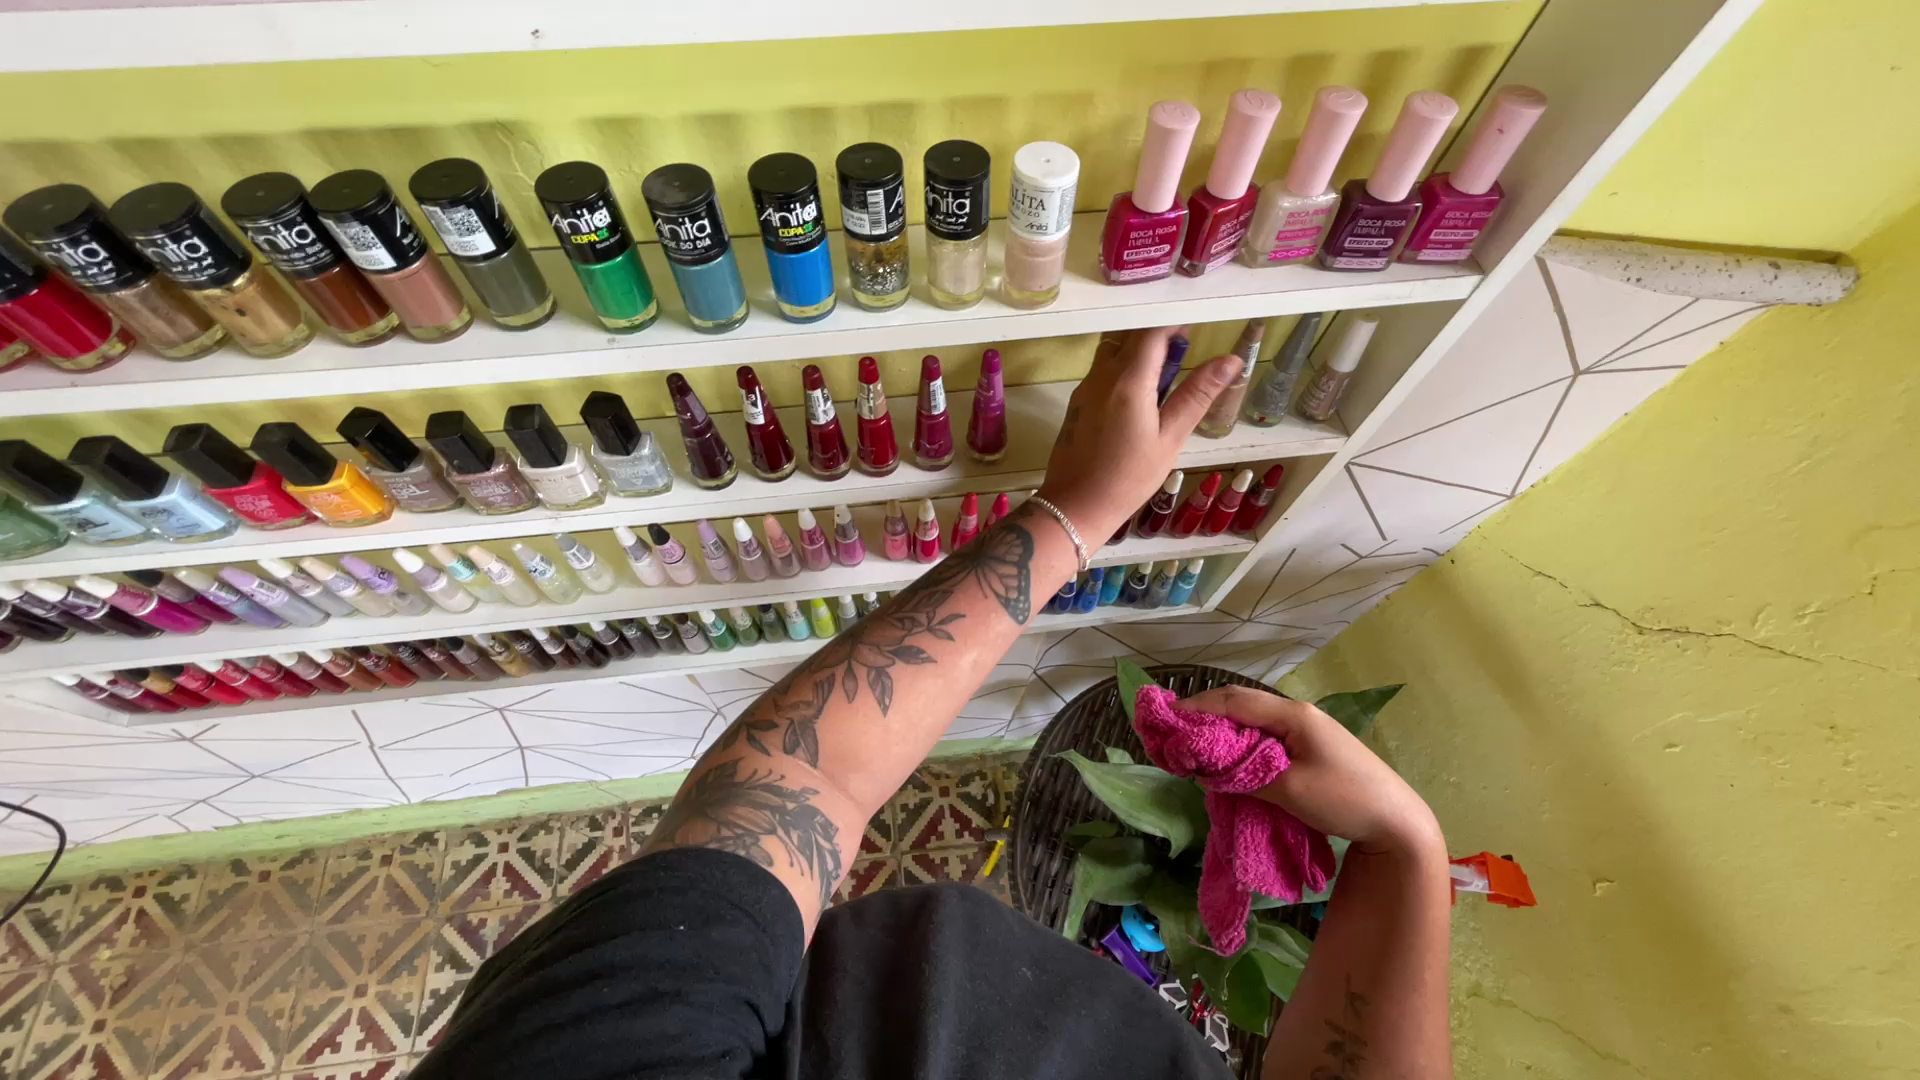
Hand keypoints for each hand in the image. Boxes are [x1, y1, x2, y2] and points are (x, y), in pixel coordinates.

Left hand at [1033, 326, 1240, 541]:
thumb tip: (1229, 360)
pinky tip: (1137, 399)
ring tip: (1161, 378)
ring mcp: (1085, 389)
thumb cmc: (1128, 478)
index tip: (1193, 331)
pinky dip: (1121, 370)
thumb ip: (1197, 395)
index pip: (1152, 333)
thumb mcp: (1170, 439)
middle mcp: (1102, 376)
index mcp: (1128, 381)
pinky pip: (1100, 372)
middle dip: (1156, 337)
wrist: (1076, 505)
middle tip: (1181, 356)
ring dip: (1137, 352)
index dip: (1174, 325)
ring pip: (1111, 351)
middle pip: (1129, 336)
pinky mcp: (1077, 403)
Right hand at [1174, 686, 1444, 859]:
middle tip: (1171, 729)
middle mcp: (1295, 713)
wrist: (1399, 823)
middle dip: (1202, 712)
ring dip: (1219, 726)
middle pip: (1238, 702)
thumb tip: (1205, 769)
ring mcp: (1303, 727)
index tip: (1165, 719)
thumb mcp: (1289, 791)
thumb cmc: (1345, 801)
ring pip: (1249, 717)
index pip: (1232, 701)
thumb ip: (1242, 775)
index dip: (1196, 707)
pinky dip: (1236, 738)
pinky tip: (1224, 753)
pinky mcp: (1307, 745)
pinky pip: (1261, 733)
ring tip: (1190, 740)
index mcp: (1292, 715)